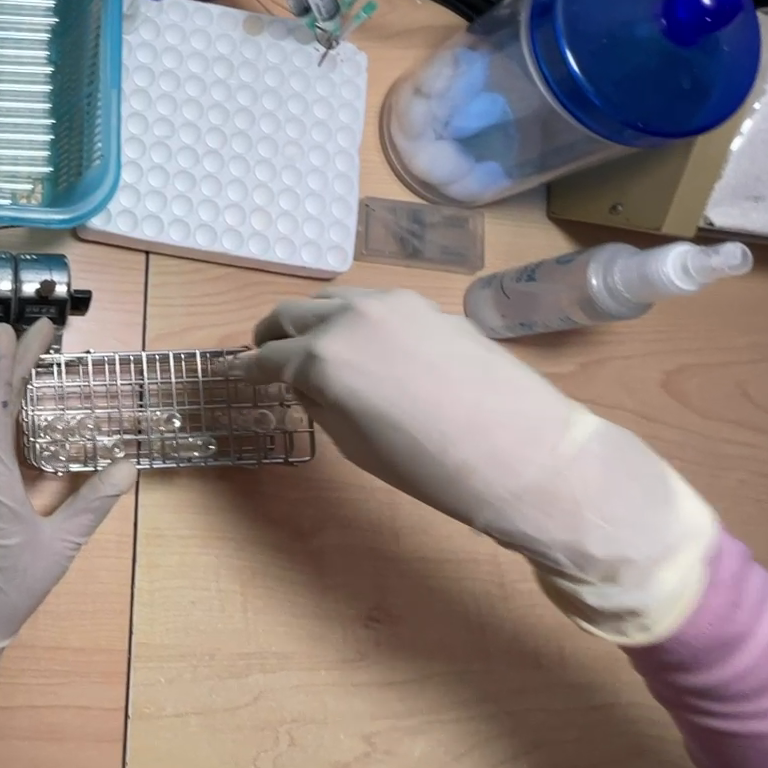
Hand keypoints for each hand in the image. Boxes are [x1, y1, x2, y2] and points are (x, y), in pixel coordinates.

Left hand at [0, 319, 134, 721]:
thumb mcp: (59, 545)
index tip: (13, 330)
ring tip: (39, 356)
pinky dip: (11, 415)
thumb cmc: (12, 584)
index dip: (7, 364)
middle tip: (44, 330)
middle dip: (17, 362)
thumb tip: (128, 466)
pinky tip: (30, 407)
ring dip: (13, 385)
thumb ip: (93, 503)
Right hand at [239, 288, 717, 644]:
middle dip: (271, 335)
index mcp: (321, 358)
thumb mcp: (352, 443)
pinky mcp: (426, 305)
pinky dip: (351, 318)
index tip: (240, 375)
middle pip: (289, 314)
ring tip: (315, 347)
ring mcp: (391, 304)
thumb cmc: (429, 468)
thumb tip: (304, 382)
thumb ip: (318, 401)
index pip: (266, 357)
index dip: (248, 369)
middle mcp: (348, 318)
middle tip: (268, 356)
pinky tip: (365, 345)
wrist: (527, 456)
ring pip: (329, 299)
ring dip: (311, 320)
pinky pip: (370, 302)